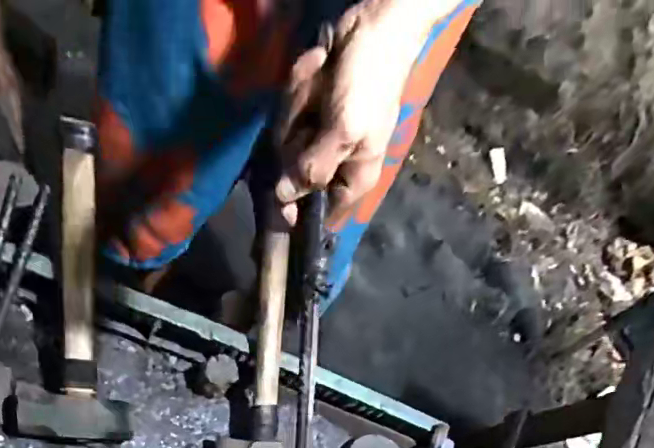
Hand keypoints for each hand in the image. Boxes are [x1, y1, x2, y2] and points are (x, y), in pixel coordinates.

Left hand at [275, 0, 455, 222]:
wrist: (377, 23)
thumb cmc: (371, 83)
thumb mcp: (345, 132)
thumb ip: (313, 169)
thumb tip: (282, 198)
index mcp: (350, 180)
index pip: (316, 218)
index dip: (293, 213)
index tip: (277, 198)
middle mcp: (331, 166)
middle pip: (290, 179)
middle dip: (295, 142)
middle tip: (313, 115)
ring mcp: (316, 139)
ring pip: (283, 144)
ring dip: (296, 108)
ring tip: (319, 85)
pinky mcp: (306, 114)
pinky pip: (286, 113)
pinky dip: (298, 89)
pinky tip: (316, 72)